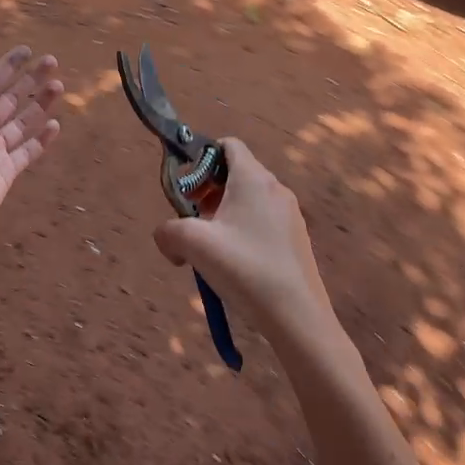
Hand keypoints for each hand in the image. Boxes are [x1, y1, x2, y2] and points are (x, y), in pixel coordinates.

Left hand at [0, 46, 63, 230]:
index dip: (9, 66)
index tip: (28, 51)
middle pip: (11, 99)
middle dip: (30, 80)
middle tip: (52, 63)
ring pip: (22, 122)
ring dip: (40, 104)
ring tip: (59, 87)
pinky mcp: (9, 170)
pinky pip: (28, 151)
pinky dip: (42, 138)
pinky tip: (56, 124)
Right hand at [152, 138, 336, 337]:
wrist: (298, 318)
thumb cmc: (244, 268)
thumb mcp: (193, 245)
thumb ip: (168, 232)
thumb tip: (166, 238)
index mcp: (253, 179)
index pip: (228, 145)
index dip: (203, 156)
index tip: (186, 184)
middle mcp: (275, 189)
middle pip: (236, 174)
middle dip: (208, 191)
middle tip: (192, 219)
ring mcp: (290, 216)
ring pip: (249, 201)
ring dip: (224, 214)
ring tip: (210, 245)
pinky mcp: (297, 241)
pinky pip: (263, 222)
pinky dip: (243, 232)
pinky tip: (234, 264)